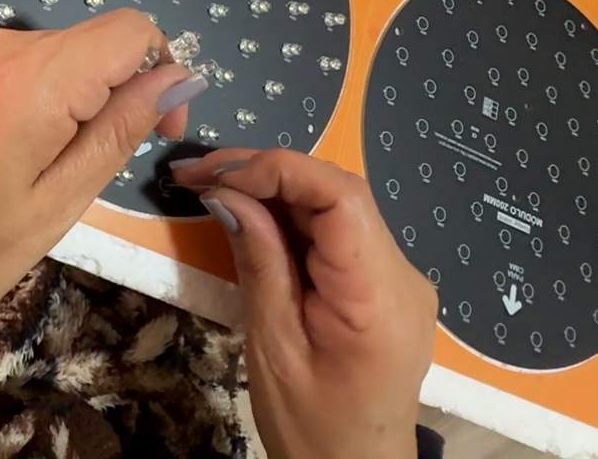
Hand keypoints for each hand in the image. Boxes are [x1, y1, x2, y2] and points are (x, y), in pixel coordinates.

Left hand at [0, 9, 206, 321]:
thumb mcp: (57, 203)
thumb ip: (121, 129)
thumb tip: (177, 78)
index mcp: (35, 77)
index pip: (130, 30)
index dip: (159, 73)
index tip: (153, 130)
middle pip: (90, 43)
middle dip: (109, 94)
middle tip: (81, 169)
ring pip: (53, 53)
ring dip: (67, 97)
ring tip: (31, 165)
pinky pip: (11, 60)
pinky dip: (28, 92)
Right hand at [173, 149, 435, 458]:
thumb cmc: (312, 427)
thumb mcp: (273, 346)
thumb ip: (258, 261)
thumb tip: (224, 192)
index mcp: (379, 298)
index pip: (341, 197)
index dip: (278, 169)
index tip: (217, 175)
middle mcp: (401, 274)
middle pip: (334, 191)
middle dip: (262, 171)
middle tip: (197, 174)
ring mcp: (395, 274)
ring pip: (330, 201)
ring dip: (268, 186)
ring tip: (208, 185)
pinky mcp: (378, 278)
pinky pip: (331, 226)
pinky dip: (284, 210)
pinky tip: (244, 210)